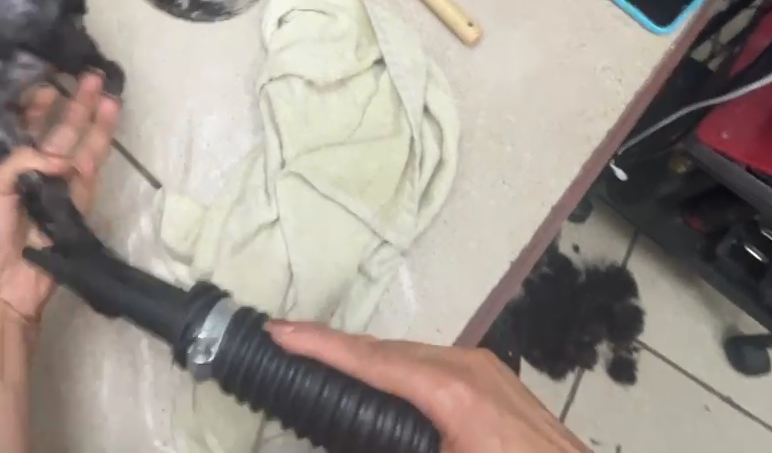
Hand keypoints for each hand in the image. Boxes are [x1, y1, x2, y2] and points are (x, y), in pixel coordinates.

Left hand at [0, 74, 119, 325]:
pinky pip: (92, 168)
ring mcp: (63, 185)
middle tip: (92, 74)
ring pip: (82, 143)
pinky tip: (108, 122)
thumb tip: (63, 158)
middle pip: (62, 129)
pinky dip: (100, 143)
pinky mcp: (80, 202)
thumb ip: (24, 163)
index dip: (42, 103)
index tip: (52, 77)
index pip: (31, 125)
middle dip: (77, 102)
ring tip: (108, 90)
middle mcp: (40, 169)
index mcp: (13, 165)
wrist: (0, 287)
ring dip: (95, 117)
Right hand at [268, 323, 585, 452]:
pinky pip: (430, 365)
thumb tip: (343, 437)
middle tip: (287, 344)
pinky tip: (383, 384)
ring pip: (408, 356)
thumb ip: (388, 442)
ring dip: (366, 361)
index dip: (320, 344)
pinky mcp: (494, 379)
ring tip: (325, 363)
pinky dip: (398, 371)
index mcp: (451, 390)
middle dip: (335, 347)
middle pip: (384, 351)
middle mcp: (465, 364)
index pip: (370, 360)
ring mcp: (483, 368)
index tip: (277, 330)